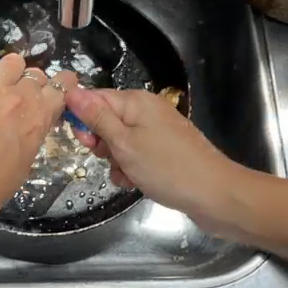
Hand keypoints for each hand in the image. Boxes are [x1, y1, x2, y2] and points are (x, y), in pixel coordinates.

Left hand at [0, 53, 71, 237]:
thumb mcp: (25, 163)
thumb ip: (34, 132)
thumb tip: (33, 121)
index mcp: (37, 117)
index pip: (62, 86)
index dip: (62, 88)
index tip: (58, 94)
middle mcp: (15, 96)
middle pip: (35, 75)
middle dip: (34, 87)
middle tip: (25, 104)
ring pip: (11, 63)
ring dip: (12, 75)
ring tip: (3, 93)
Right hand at [64, 86, 259, 239]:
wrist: (215, 195)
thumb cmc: (167, 168)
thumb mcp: (124, 144)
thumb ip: (97, 118)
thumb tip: (73, 92)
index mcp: (136, 102)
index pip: (95, 98)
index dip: (83, 118)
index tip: (84, 142)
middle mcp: (147, 111)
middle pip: (106, 121)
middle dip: (101, 143)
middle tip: (108, 158)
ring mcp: (157, 132)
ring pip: (119, 142)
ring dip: (115, 160)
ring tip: (126, 175)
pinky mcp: (164, 151)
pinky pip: (135, 154)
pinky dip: (130, 168)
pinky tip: (134, 182)